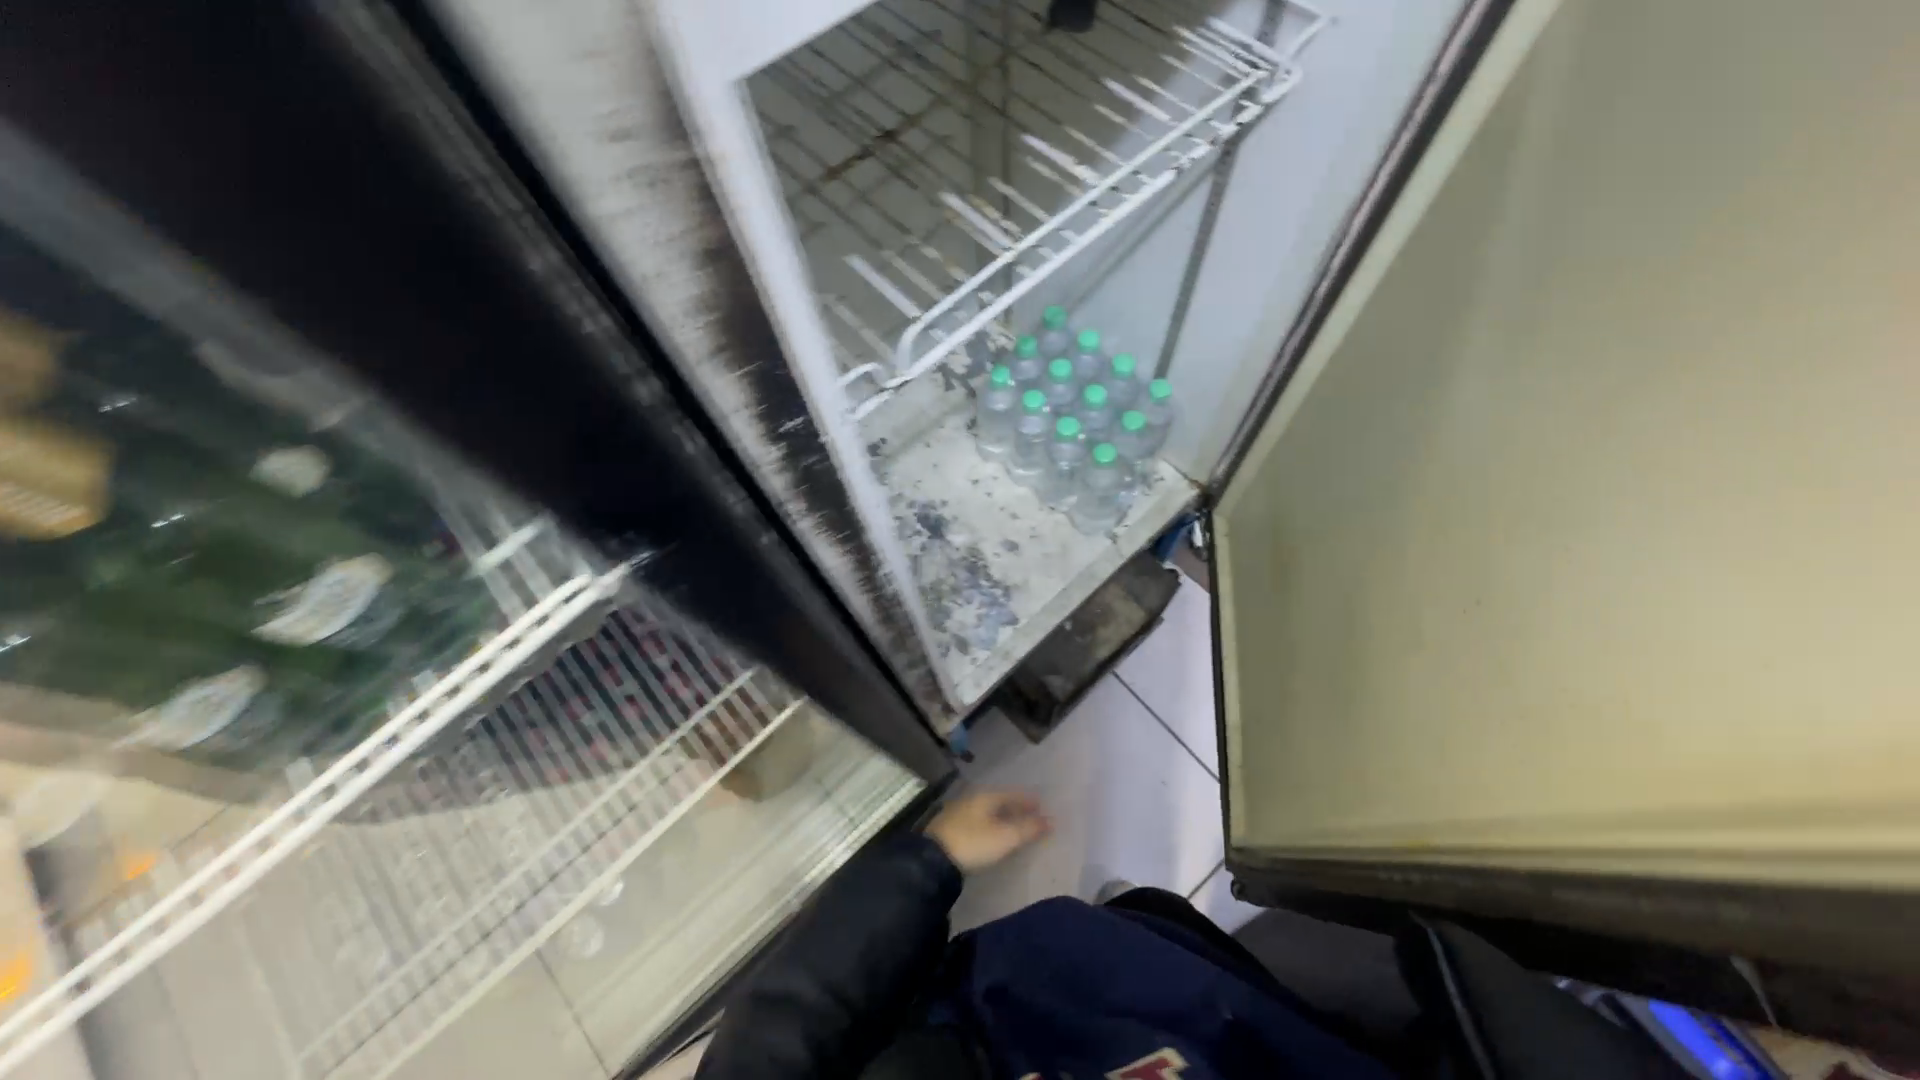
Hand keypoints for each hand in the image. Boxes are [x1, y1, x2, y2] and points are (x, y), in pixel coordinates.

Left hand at [924, 791, 1049, 871]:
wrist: (932, 859)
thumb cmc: (973, 843)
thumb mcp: (1005, 837)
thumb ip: (1028, 828)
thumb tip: (1050, 820)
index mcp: (986, 796)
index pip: (1013, 794)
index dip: (1029, 801)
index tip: (1043, 807)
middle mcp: (972, 799)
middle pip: (1000, 801)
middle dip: (1017, 808)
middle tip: (1032, 816)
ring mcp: (959, 812)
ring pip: (988, 811)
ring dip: (1003, 817)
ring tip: (1016, 827)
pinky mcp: (950, 827)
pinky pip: (978, 820)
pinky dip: (991, 824)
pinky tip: (993, 834)